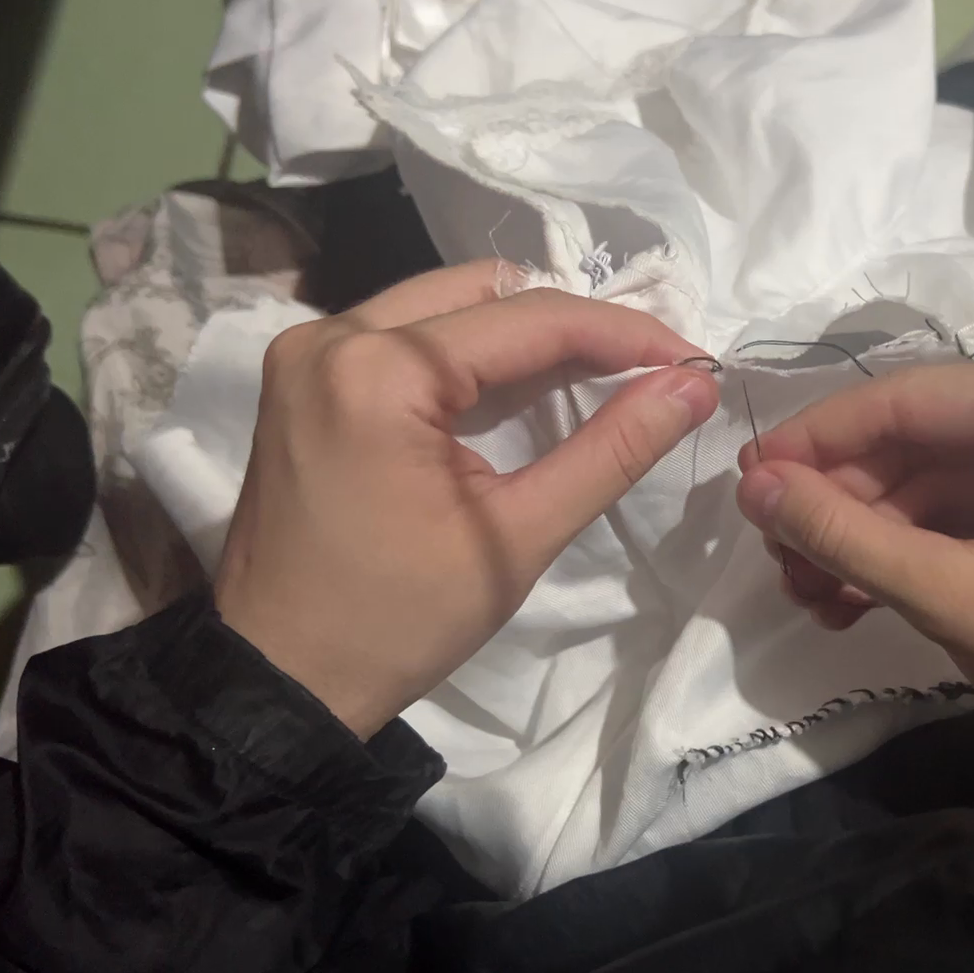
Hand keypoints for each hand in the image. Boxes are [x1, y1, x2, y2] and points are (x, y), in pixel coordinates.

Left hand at [215, 261, 718, 737]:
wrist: (282, 678)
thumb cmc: (401, 620)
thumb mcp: (520, 536)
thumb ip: (612, 452)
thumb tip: (692, 388)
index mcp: (379, 370)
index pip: (530, 320)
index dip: (625, 332)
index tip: (690, 361)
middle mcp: (334, 335)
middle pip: (488, 294)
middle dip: (580, 327)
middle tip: (648, 370)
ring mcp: (313, 351)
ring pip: (453, 307)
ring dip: (533, 337)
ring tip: (605, 377)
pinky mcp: (311, 377)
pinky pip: (417, 337)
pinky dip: (484, 357)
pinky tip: (529, 391)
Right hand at [734, 362, 973, 811]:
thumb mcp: (953, 595)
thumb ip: (843, 533)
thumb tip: (753, 487)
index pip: (911, 398)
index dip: (818, 437)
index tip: (748, 478)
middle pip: (922, 441)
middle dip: (843, 502)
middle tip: (778, 557)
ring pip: (939, 482)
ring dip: (870, 535)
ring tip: (810, 592)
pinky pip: (973, 512)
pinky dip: (916, 550)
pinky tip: (859, 596)